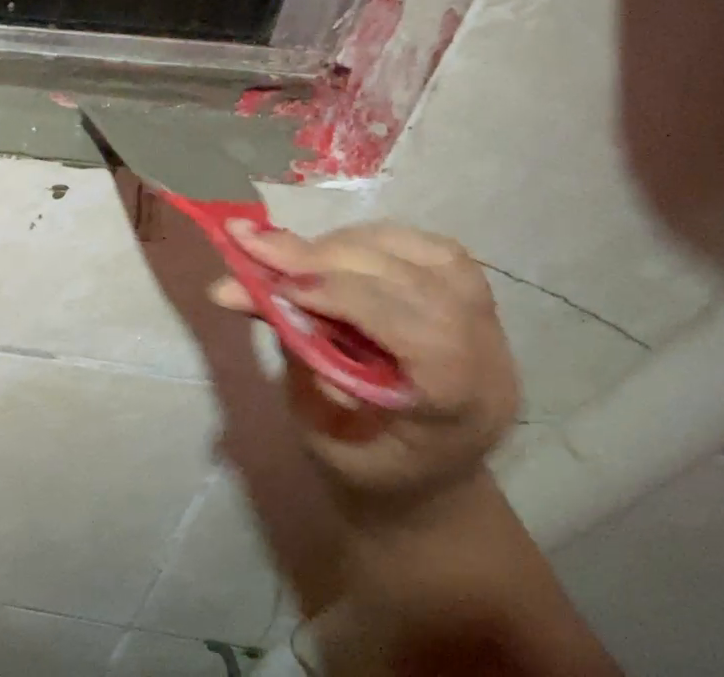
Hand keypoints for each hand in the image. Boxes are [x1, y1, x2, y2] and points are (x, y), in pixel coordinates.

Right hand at [207, 221, 519, 517]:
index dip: (346, 296)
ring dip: (349, 243)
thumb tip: (234, 288)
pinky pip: (430, 249)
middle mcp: (488, 358)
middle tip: (254, 243)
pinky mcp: (474, 300)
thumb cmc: (365, 467)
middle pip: (418, 284)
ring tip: (288, 251)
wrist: (427, 483)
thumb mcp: (316, 428)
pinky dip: (373, 239)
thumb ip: (292, 355)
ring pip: (427, 256)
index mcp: (459, 407)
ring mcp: (489, 325)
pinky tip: (330, 250)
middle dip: (329, 257)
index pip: (418, 333)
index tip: (275, 283)